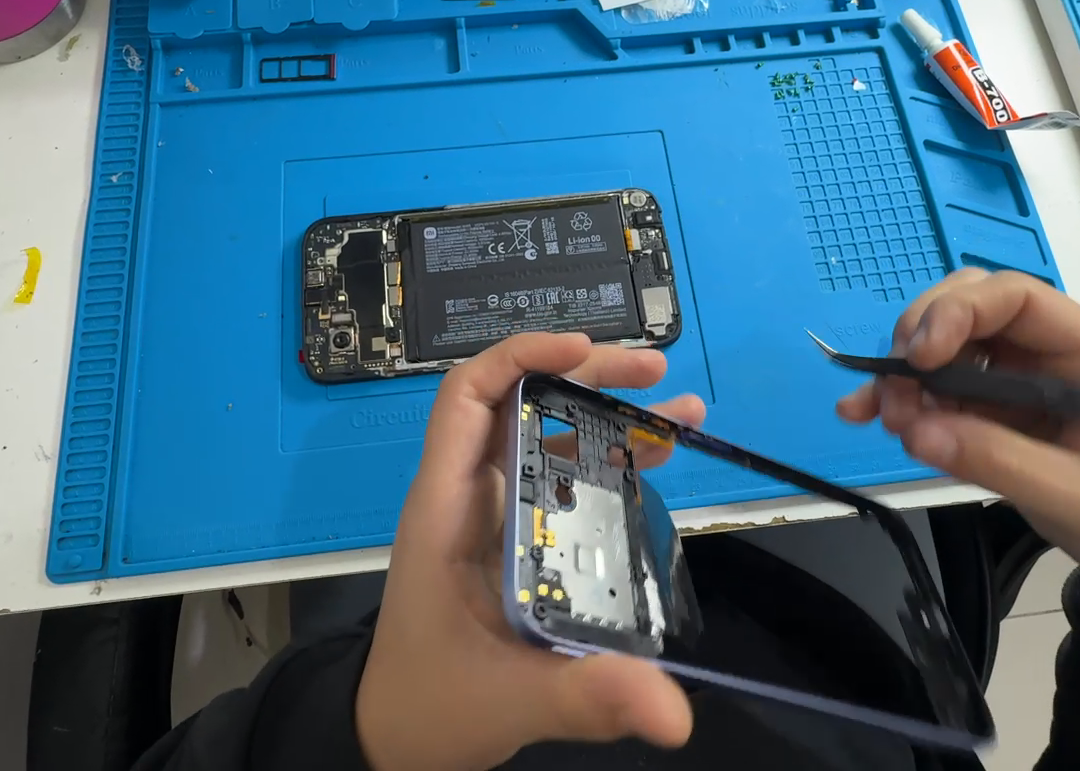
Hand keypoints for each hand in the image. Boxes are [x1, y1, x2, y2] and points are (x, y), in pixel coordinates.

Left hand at [357, 333, 701, 770]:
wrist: (399, 735)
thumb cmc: (431, 702)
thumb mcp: (511, 699)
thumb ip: (588, 697)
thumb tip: (677, 713)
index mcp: (446, 503)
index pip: (467, 396)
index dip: (520, 356)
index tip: (582, 348)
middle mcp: (471, 489)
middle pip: (521, 400)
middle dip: (587, 376)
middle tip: (655, 370)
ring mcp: (497, 507)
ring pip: (549, 434)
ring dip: (609, 414)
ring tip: (680, 410)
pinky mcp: (519, 529)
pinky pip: (562, 475)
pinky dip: (607, 458)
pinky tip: (654, 460)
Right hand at [837, 269, 1079, 692]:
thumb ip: (1005, 464)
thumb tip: (915, 431)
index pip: (1018, 299)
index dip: (959, 311)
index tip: (918, 357)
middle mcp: (1052, 359)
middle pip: (972, 310)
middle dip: (921, 337)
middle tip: (895, 386)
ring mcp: (1022, 388)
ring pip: (947, 351)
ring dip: (904, 376)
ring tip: (882, 418)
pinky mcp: (999, 419)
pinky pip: (940, 395)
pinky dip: (901, 401)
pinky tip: (864, 415)